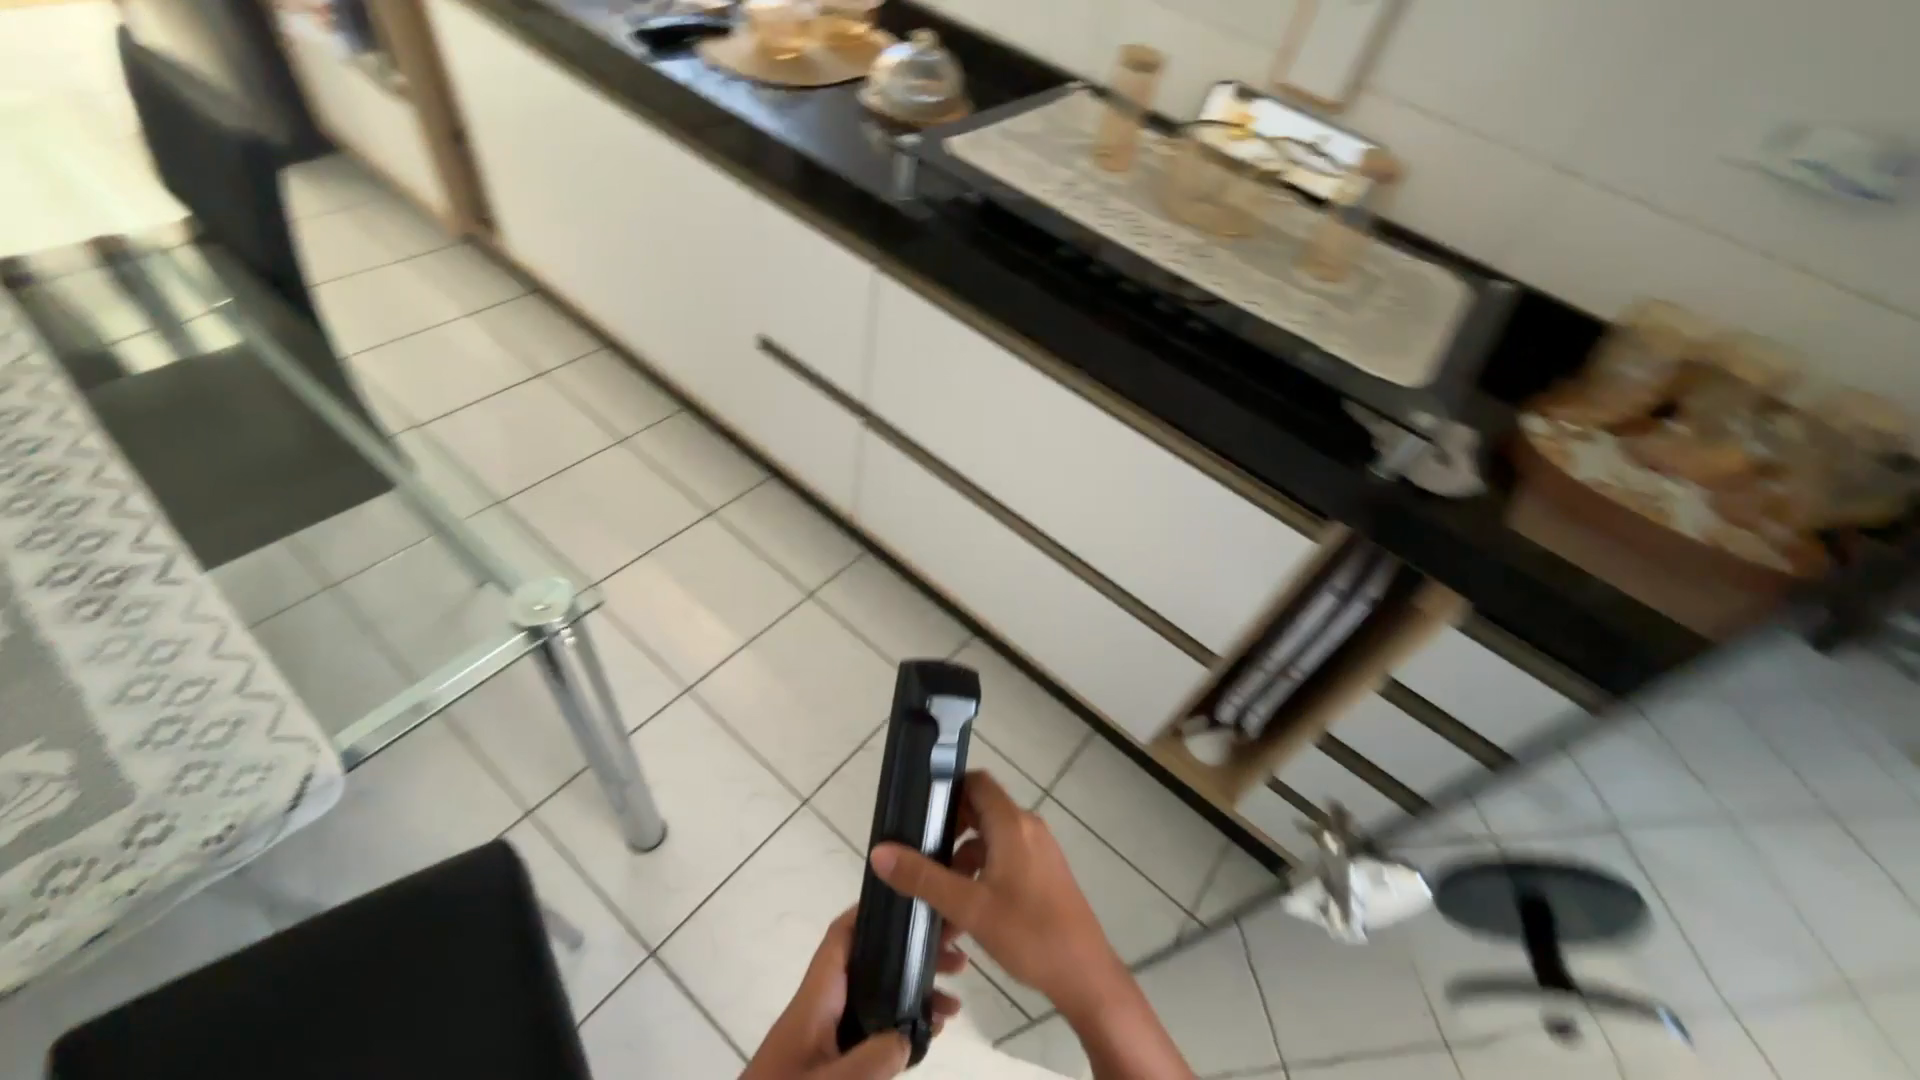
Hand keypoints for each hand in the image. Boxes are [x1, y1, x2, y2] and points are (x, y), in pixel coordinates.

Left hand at [741, 908, 965, 1079]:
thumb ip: (871, 1061)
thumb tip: (909, 1033)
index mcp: (816, 999)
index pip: (841, 937)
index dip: (874, 913)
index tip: (915, 905)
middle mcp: (821, 1007)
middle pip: (871, 964)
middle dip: (913, 956)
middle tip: (955, 957)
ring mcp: (826, 1034)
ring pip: (877, 998)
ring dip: (914, 993)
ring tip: (953, 1004)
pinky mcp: (830, 1059)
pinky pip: (872, 1028)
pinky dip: (902, 1025)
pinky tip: (929, 1033)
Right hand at [868, 771, 1123, 1016]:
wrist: (1084, 974)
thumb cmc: (1028, 933)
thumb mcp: (968, 908)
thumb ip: (923, 878)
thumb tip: (880, 851)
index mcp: (1012, 824)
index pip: (976, 782)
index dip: (947, 790)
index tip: (919, 813)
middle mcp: (1028, 828)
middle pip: (980, 812)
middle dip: (948, 834)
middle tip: (921, 861)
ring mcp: (1040, 851)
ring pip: (991, 841)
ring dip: (962, 862)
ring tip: (938, 899)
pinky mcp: (1044, 874)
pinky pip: (1005, 860)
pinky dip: (982, 876)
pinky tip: (966, 914)